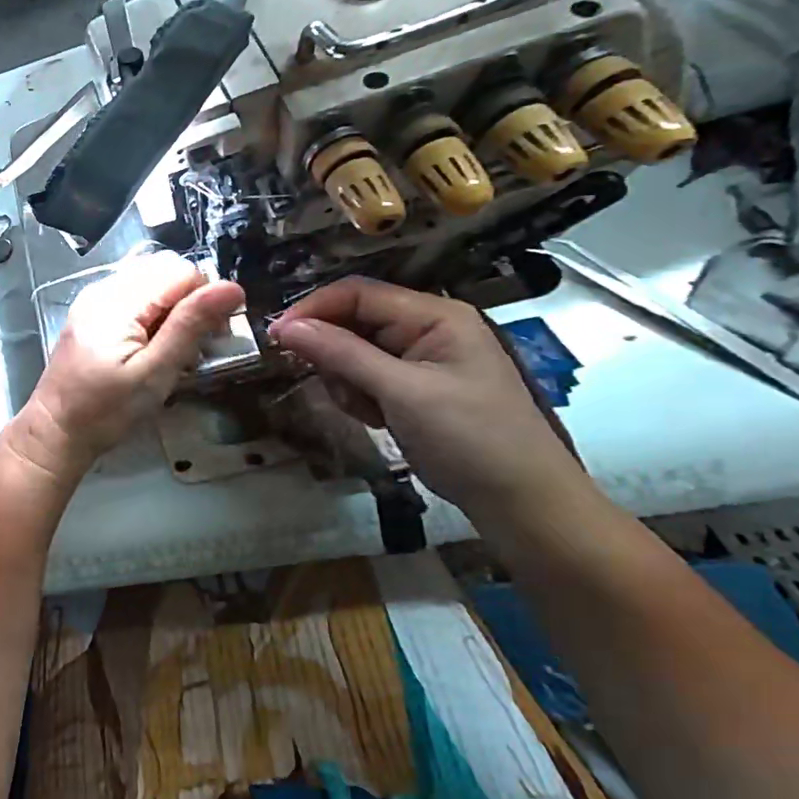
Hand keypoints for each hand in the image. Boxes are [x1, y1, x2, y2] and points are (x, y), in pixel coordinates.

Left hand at [17, 252, 245, 481]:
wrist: (55, 430)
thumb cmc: (106, 410)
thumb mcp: (155, 373)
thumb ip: (190, 325)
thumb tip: (231, 287)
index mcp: (118, 301)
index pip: (181, 270)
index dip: (206, 297)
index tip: (215, 336)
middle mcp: (103, 289)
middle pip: (165, 270)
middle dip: (191, 301)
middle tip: (196, 345)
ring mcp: (93, 299)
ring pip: (150, 282)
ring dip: (173, 308)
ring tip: (173, 349)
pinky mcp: (91, 313)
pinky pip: (132, 296)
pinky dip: (152, 314)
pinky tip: (151, 346)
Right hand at [267, 277, 588, 520]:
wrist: (522, 505)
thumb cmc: (470, 438)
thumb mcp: (401, 392)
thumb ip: (341, 353)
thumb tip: (285, 326)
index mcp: (434, 315)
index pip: (358, 294)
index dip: (313, 309)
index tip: (276, 336)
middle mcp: (426, 328)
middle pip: (353, 322)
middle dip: (334, 353)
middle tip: (333, 387)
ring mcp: (420, 359)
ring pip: (353, 352)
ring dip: (347, 380)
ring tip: (367, 412)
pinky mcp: (413, 387)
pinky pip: (366, 377)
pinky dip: (360, 396)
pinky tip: (376, 419)